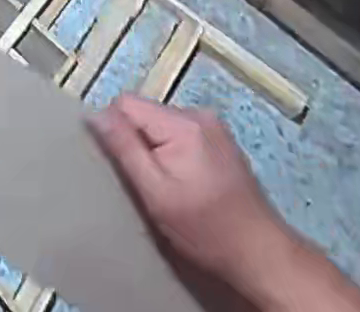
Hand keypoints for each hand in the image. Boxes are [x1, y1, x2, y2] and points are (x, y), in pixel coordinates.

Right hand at [88, 96, 294, 282]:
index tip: (127, 164)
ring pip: (158, 120)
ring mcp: (212, 123)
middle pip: (143, 111)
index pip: (126, 103)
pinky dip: (172, 148)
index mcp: (182, 124)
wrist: (265, 257)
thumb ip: (124, 148)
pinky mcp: (220, 136)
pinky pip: (178, 129)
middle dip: (138, 140)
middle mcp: (198, 113)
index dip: (116, 130)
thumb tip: (94, 115)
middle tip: (150, 180)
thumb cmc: (207, 231)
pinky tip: (186, 178)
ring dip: (154, 145)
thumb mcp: (156, 194)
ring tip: (170, 182)